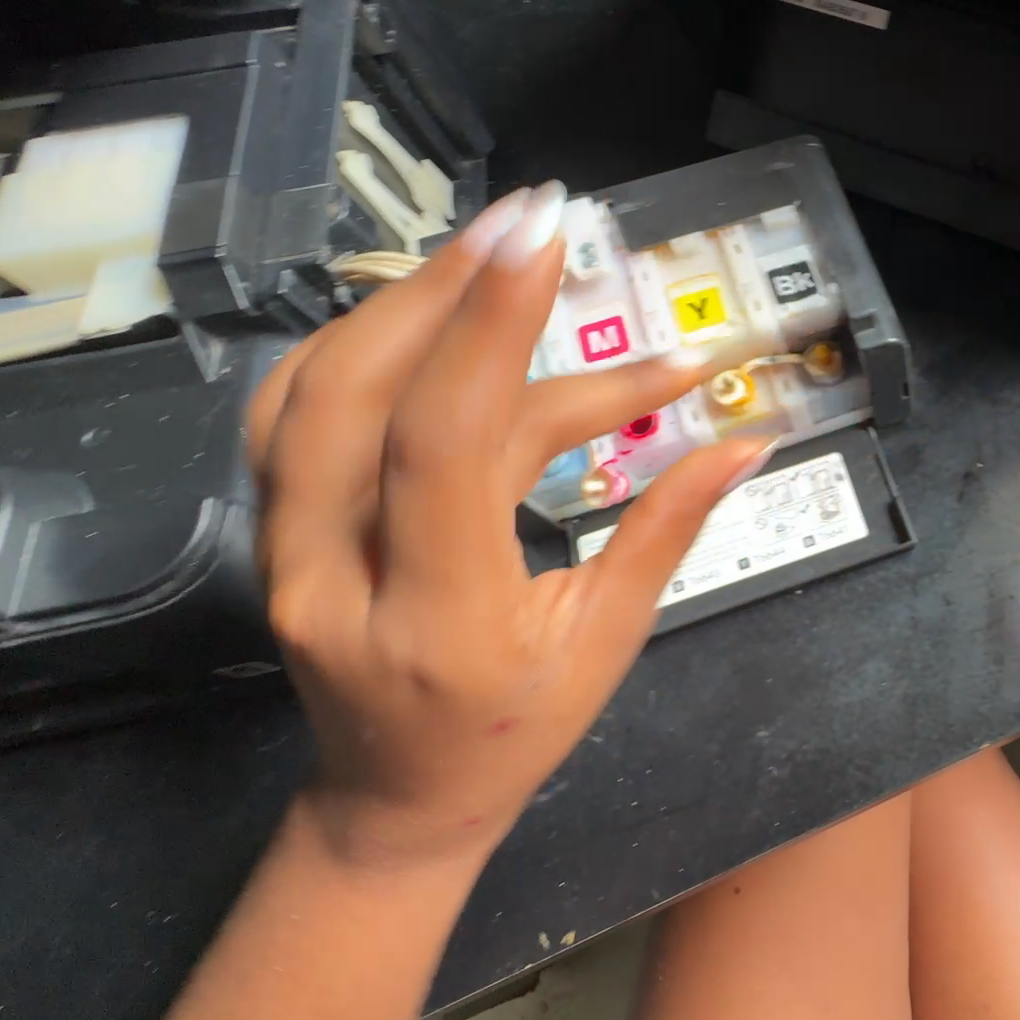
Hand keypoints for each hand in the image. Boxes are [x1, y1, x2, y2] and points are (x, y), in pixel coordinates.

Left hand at [247, 182, 770, 867]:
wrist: (399, 797)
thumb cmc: (523, 729)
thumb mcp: (613, 639)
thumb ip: (669, 531)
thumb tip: (743, 444)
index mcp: (443, 614)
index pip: (450, 445)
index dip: (497, 331)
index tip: (549, 244)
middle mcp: (339, 575)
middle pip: (364, 395)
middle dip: (451, 290)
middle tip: (533, 222)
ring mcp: (286, 552)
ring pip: (313, 391)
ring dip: (404, 303)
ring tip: (491, 255)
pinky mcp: (276, 532)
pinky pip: (297, 413)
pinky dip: (361, 343)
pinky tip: (427, 314)